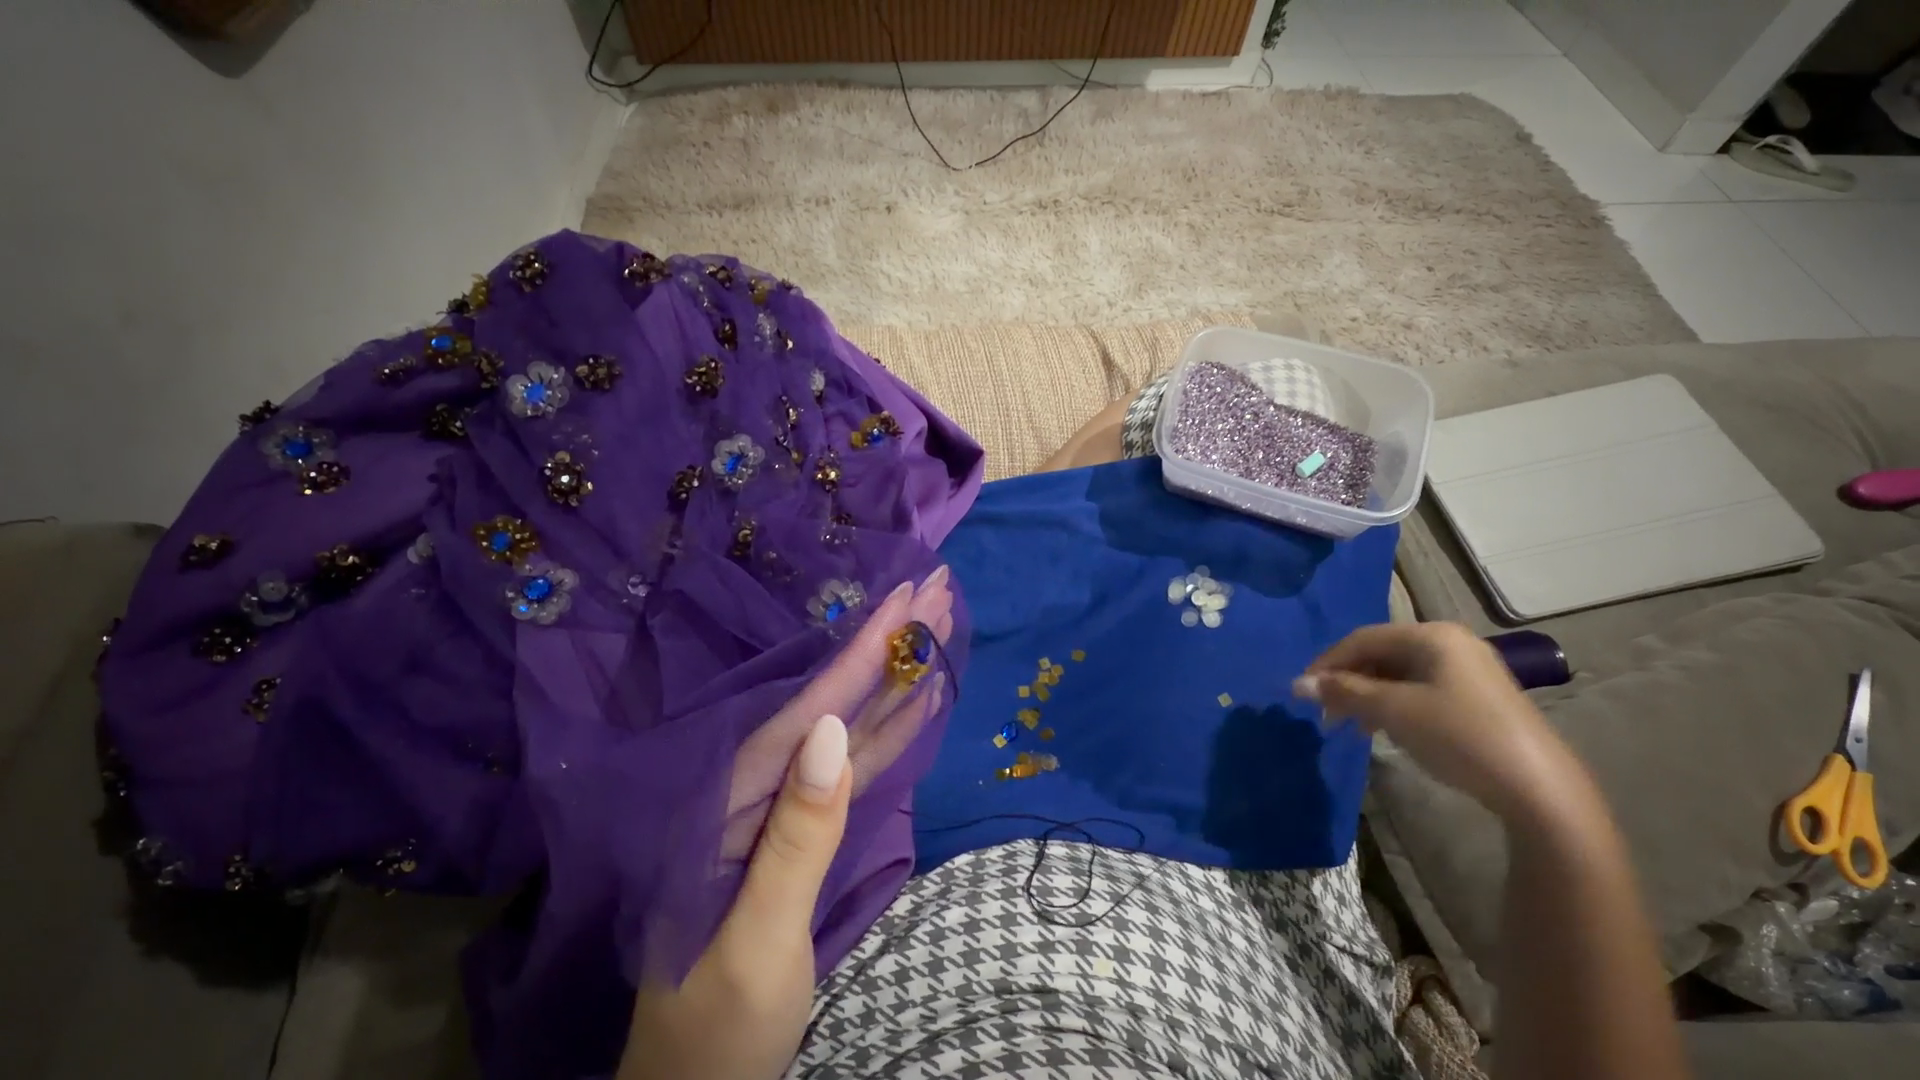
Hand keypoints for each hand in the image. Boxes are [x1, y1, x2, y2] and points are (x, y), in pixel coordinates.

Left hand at [619, 567, 955, 1079]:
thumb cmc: (717, 1024)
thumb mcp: (756, 939)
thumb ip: (796, 835)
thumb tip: (835, 731)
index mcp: (729, 805)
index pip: (805, 713)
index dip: (858, 653)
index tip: (905, 598)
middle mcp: (753, 793)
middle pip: (828, 707)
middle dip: (882, 648)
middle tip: (934, 590)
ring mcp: (781, 813)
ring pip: (847, 732)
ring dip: (891, 680)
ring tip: (936, 629)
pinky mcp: (803, 836)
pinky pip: (852, 775)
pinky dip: (887, 737)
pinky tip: (915, 704)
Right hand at [1296, 622, 1580, 820]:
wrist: (1534, 785)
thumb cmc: (1458, 735)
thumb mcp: (1395, 711)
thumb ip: (1345, 692)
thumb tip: (1297, 683)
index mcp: (1432, 635)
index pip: (1363, 638)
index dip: (1328, 662)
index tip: (1301, 691)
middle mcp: (1450, 643)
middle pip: (1382, 653)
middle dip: (1347, 681)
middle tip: (1323, 712)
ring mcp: (1467, 670)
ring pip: (1399, 674)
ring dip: (1367, 695)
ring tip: (1348, 725)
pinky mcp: (1476, 697)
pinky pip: (1419, 689)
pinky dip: (1392, 705)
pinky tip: (1382, 729)